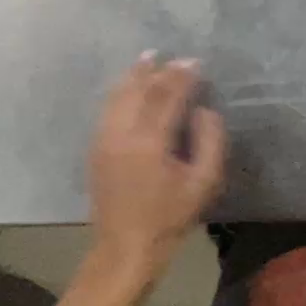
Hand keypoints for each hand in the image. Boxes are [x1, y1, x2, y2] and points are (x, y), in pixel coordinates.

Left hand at [84, 54, 226, 277]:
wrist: (125, 247)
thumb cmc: (170, 217)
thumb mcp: (204, 183)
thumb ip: (210, 141)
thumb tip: (204, 110)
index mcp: (149, 142)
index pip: (166, 96)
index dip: (182, 76)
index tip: (196, 62)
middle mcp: (121, 134)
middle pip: (139, 90)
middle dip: (159, 71)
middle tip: (178, 58)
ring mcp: (103, 140)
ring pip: (118, 96)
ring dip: (135, 75)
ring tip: (150, 58)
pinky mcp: (96, 148)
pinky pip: (108, 109)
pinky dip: (121, 91)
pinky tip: (130, 85)